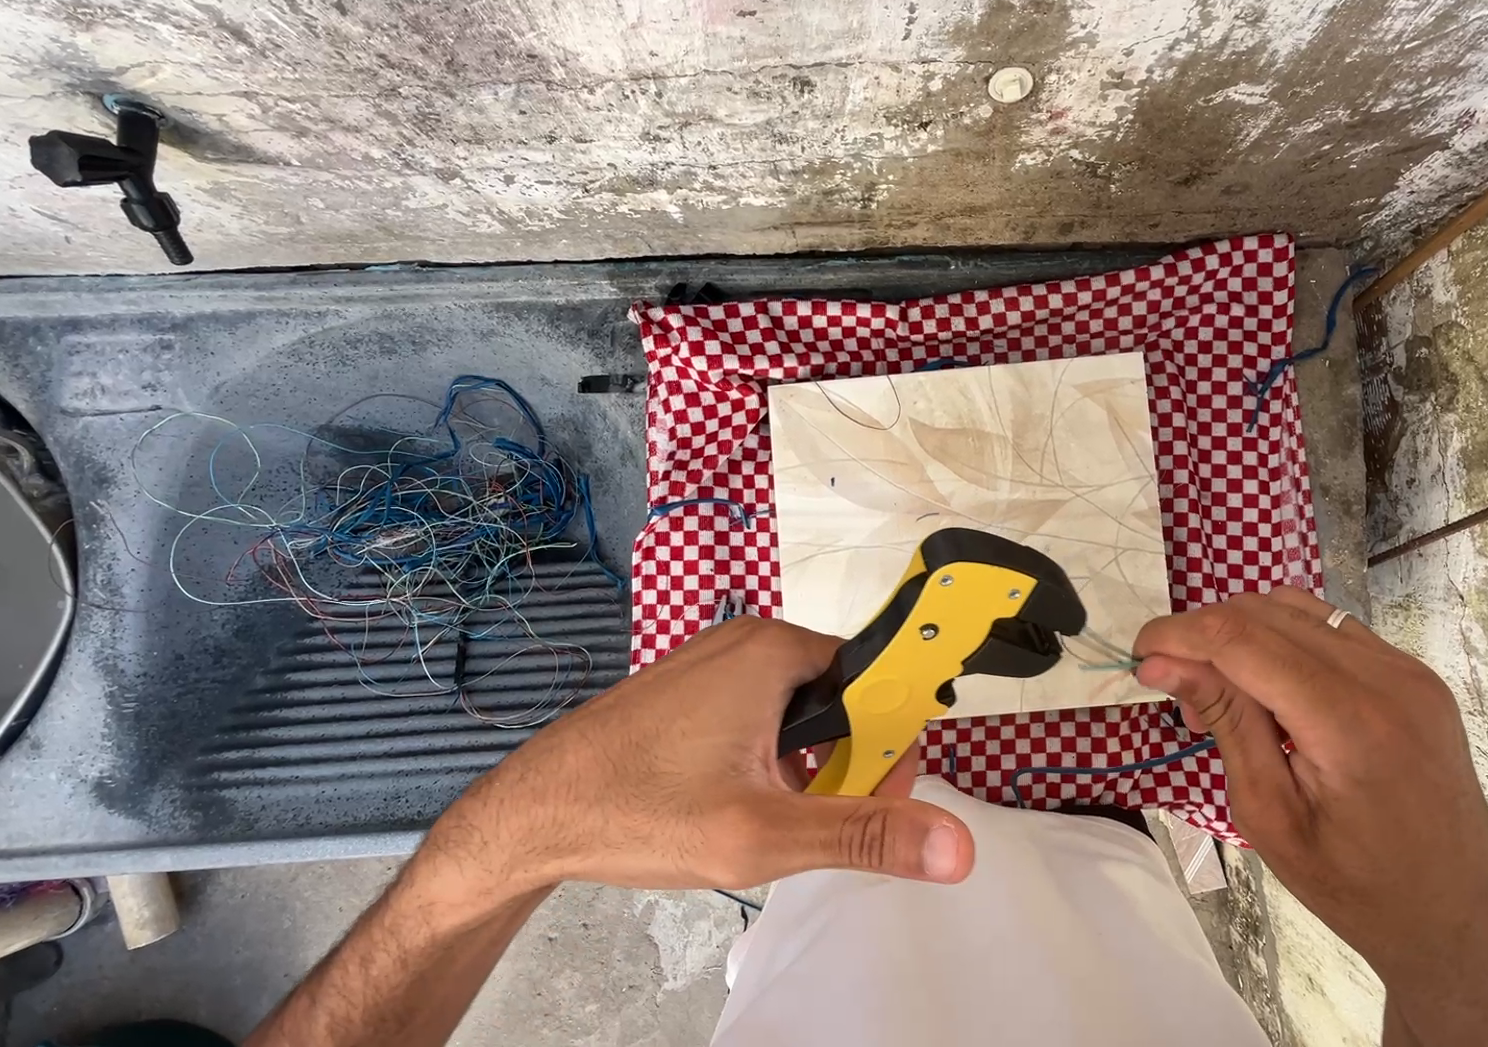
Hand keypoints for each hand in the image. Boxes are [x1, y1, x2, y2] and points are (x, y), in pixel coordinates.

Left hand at [426, 615, 975, 897]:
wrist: (530, 813)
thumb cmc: (640, 809)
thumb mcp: (763, 835)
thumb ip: (864, 834)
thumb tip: (957, 846)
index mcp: (777, 650)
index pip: (879, 678)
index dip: (891, 739)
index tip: (878, 795)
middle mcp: (752, 640)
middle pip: (842, 693)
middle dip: (848, 758)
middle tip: (820, 817)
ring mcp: (719, 659)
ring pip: (803, 706)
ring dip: (810, 761)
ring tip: (778, 814)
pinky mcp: (697, 683)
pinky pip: (765, 708)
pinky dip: (775, 752)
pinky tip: (748, 796)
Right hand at [1133, 588, 1487, 1045]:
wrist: (1460, 922)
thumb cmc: (1355, 889)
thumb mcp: (1268, 815)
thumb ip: (1221, 721)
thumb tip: (1160, 663)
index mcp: (1349, 721)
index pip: (1239, 639)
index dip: (1176, 634)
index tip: (1137, 656)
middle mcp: (1386, 677)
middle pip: (1262, 613)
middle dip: (1201, 635)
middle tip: (1178, 693)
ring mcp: (1408, 670)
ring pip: (1293, 609)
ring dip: (1238, 633)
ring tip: (1222, 693)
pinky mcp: (1414, 675)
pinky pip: (1327, 627)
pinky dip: (1279, 640)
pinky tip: (1268, 687)